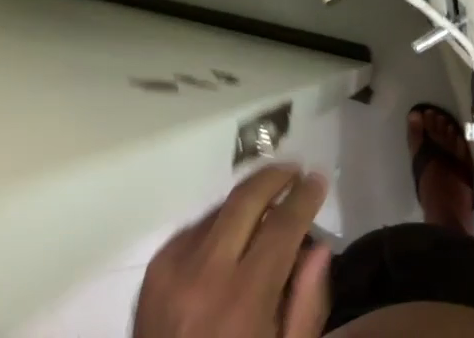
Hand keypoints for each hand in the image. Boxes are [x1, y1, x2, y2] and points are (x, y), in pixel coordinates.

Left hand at [133, 165, 332, 337]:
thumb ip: (305, 304)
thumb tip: (318, 246)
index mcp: (243, 301)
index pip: (281, 229)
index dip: (303, 199)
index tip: (318, 179)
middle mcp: (204, 272)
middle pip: (243, 201)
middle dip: (273, 178)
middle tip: (294, 170)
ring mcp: (173, 266)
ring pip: (217, 211)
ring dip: (246, 200)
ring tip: (271, 198)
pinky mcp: (155, 268)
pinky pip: (193, 231)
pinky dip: (218, 225)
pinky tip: (235, 233)